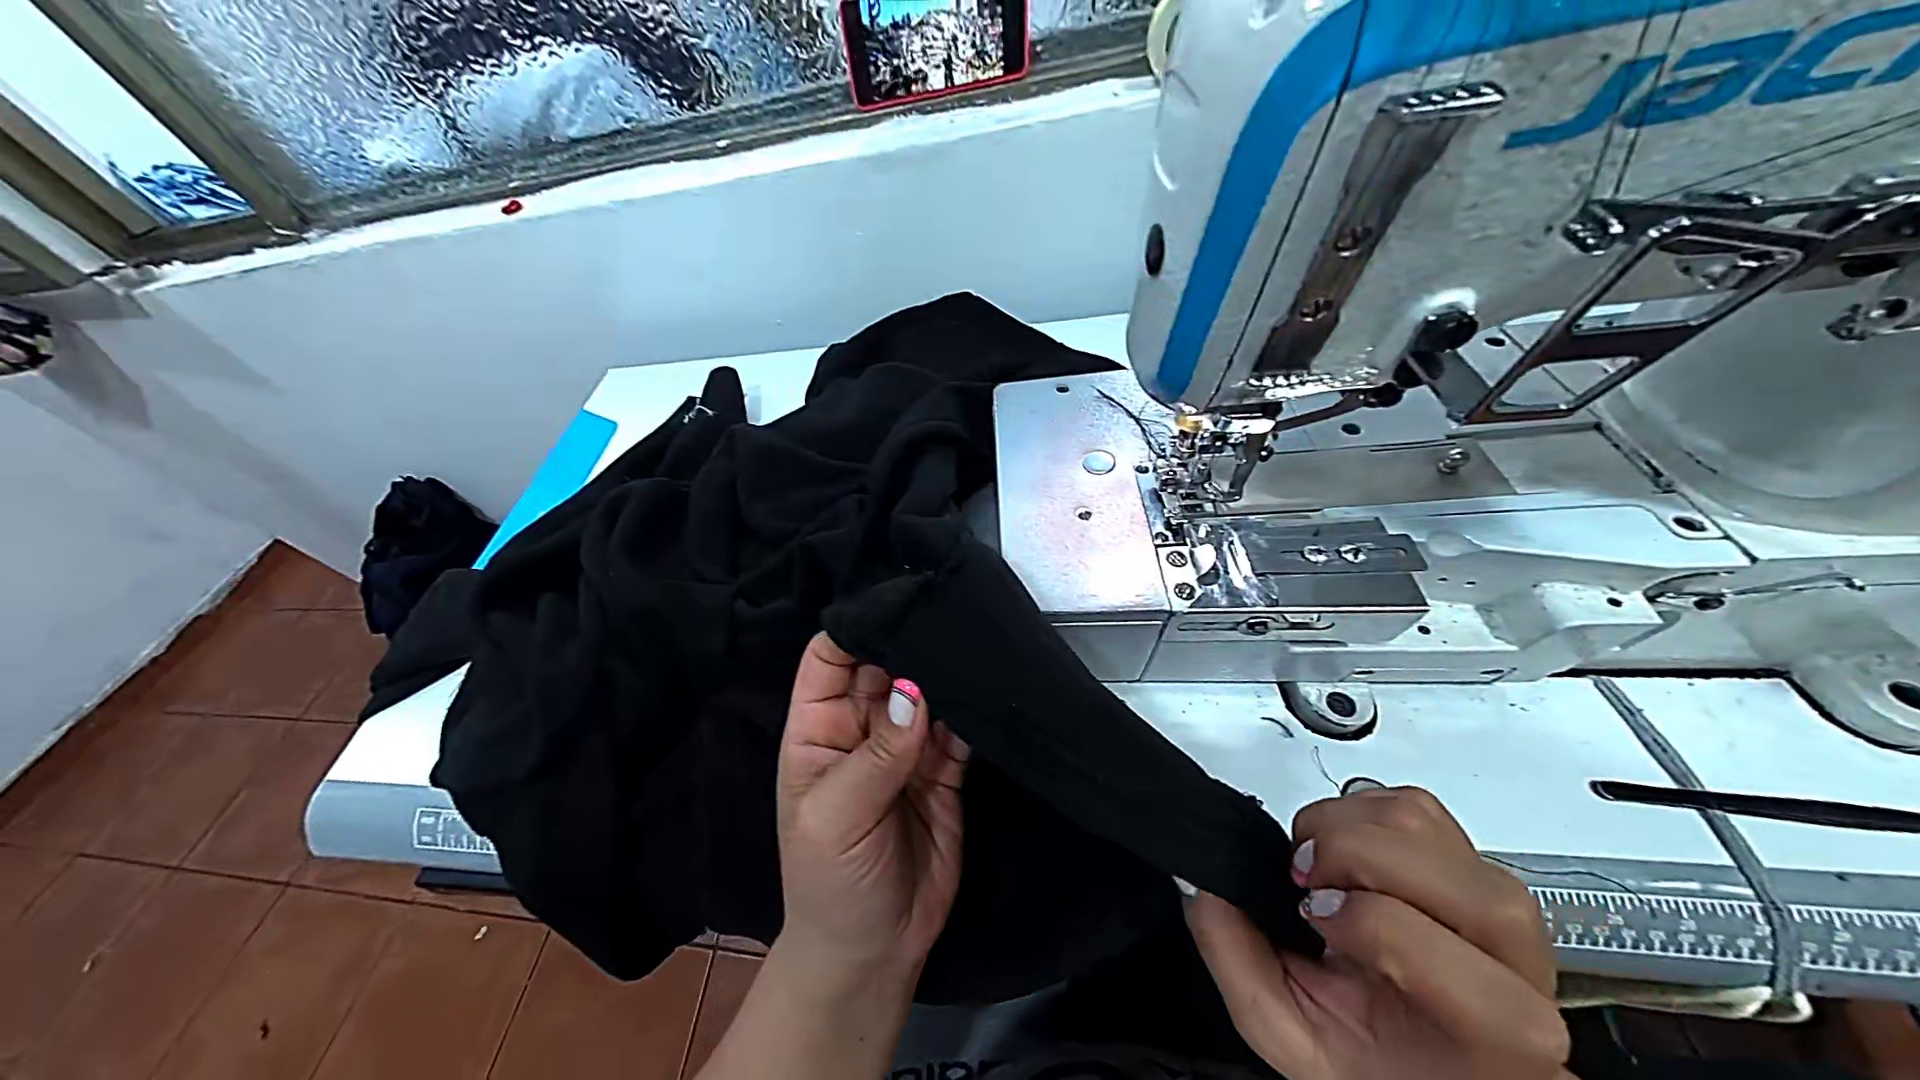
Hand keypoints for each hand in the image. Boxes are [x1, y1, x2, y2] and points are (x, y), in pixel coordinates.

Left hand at [775, 632, 969, 977]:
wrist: (875, 950)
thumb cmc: (829, 883)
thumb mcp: (835, 818)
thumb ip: (876, 756)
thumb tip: (915, 690)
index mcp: (818, 730)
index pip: (829, 659)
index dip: (855, 629)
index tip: (894, 603)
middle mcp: (862, 729)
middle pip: (885, 666)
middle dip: (910, 642)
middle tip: (946, 612)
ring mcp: (904, 748)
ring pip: (926, 692)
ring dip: (946, 673)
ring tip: (973, 643)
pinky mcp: (943, 769)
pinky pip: (959, 728)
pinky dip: (972, 711)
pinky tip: (987, 692)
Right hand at [1186, 786, 1569, 1079]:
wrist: (1431, 1048)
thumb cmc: (1377, 1056)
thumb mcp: (1292, 1034)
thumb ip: (1235, 962)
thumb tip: (1205, 886)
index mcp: (1485, 1028)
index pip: (1425, 941)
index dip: (1353, 917)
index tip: (1312, 917)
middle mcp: (1514, 958)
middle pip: (1434, 868)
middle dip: (1344, 853)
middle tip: (1308, 877)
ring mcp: (1498, 899)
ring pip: (1418, 819)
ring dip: (1344, 825)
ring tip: (1325, 866)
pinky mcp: (1474, 857)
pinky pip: (1414, 803)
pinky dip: (1359, 808)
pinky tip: (1350, 852)